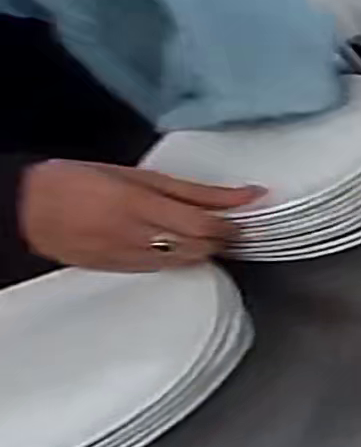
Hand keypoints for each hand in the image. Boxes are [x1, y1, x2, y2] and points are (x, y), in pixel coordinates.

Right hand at [19, 160, 261, 270]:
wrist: (10, 204)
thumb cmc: (75, 183)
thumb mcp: (140, 177)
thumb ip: (200, 192)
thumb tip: (251, 194)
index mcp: (135, 204)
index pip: (205, 225)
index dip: (231, 225)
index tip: (241, 220)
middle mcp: (127, 232)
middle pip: (201, 245)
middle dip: (220, 237)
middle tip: (221, 226)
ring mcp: (118, 253)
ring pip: (188, 260)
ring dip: (202, 248)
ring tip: (194, 234)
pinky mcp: (112, 267)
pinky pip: (163, 268)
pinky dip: (179, 258)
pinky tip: (171, 244)